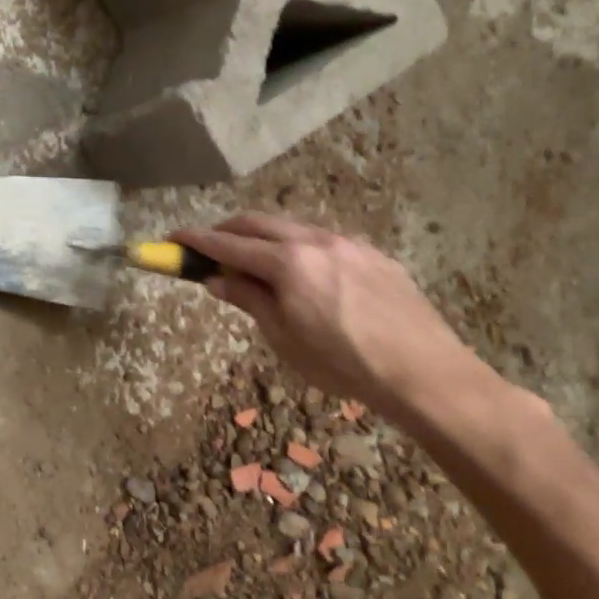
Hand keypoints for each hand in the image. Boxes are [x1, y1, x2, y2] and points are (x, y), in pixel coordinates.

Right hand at [171, 214, 485, 415]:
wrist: (428, 375)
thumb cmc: (344, 363)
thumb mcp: (283, 337)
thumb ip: (248, 299)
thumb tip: (218, 279)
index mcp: (287, 262)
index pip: (226, 243)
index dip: (194, 240)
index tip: (170, 239)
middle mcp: (316, 242)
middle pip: (257, 223)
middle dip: (225, 230)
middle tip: (206, 249)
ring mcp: (350, 245)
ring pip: (292, 227)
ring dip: (262, 237)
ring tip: (253, 262)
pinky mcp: (376, 258)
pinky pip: (324, 241)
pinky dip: (297, 247)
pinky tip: (301, 274)